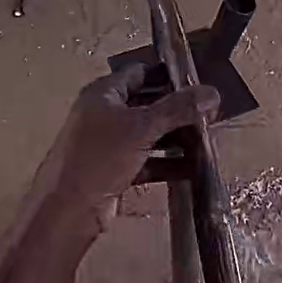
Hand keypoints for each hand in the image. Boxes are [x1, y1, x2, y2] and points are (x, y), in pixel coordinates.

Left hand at [39, 62, 217, 207]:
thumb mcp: (141, 127)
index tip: (200, 80)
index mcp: (103, 94)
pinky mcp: (115, 170)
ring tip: (209, 139)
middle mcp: (105, 114)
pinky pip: (147, 160)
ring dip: (175, 137)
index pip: (138, 73)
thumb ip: (177, 109)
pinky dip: (168, 162)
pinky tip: (195, 167)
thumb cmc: (100, 156)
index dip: (167, 74)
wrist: (68, 209)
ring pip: (148, 134)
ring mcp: (109, 144)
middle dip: (176, 109)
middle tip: (212, 112)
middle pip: (146, 104)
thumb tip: (213, 92)